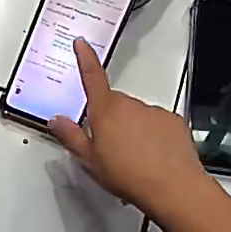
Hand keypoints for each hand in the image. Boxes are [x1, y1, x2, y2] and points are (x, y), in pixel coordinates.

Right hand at [48, 38, 215, 215]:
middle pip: (113, 102)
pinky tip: (149, 155)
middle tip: (105, 145)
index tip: (82, 44)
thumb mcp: (88, 159)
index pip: (92, 77)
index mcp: (106, 111)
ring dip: (130, 127)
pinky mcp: (173, 122)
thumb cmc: (129, 175)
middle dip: (108, 117)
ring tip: (130, 156)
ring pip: (135, 113)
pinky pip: (155, 122)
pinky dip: (150, 133)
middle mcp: (130, 105)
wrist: (172, 188)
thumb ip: (70, 135)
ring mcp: (154, 112)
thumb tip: (57, 121)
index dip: (85, 59)